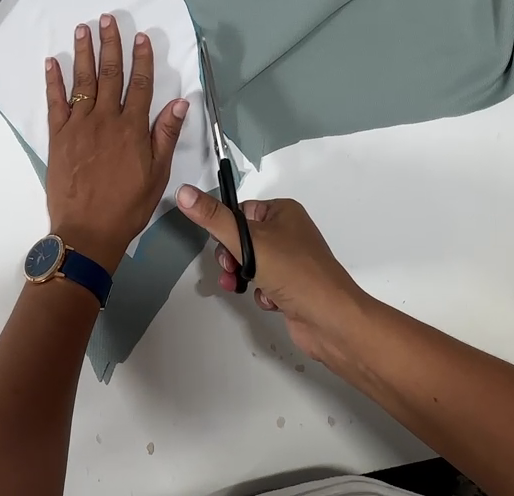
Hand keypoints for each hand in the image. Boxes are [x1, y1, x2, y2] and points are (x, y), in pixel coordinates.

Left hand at [43, 15, 187, 271]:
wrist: (87, 231)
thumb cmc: (127, 206)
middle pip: (109, 74)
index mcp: (132, 128)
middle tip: (108, 18)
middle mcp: (105, 119)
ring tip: (84, 28)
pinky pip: (55, 102)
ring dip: (84, 52)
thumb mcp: (157, 175)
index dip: (142, 59)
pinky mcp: (58, 136)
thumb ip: (165, 136)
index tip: (141, 37)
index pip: (140, 85)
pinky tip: (53, 62)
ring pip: (82, 81)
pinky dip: (53, 80)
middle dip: (110, 44)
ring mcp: (78, 125)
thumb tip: (180, 103)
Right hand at [176, 186, 372, 363]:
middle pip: (244, 239)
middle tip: (235, 269)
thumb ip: (213, 218)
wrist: (330, 321)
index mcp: (283, 212)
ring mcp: (293, 261)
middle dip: (234, 258)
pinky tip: (270, 300)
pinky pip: (265, 283)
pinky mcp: (294, 286)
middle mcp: (289, 232)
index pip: (241, 211)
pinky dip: (262, 292)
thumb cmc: (293, 272)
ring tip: (244, 287)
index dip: (227, 230)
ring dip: (245, 276)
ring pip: (252, 263)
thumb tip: (183, 192)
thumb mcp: (248, 240)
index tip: (223, 247)